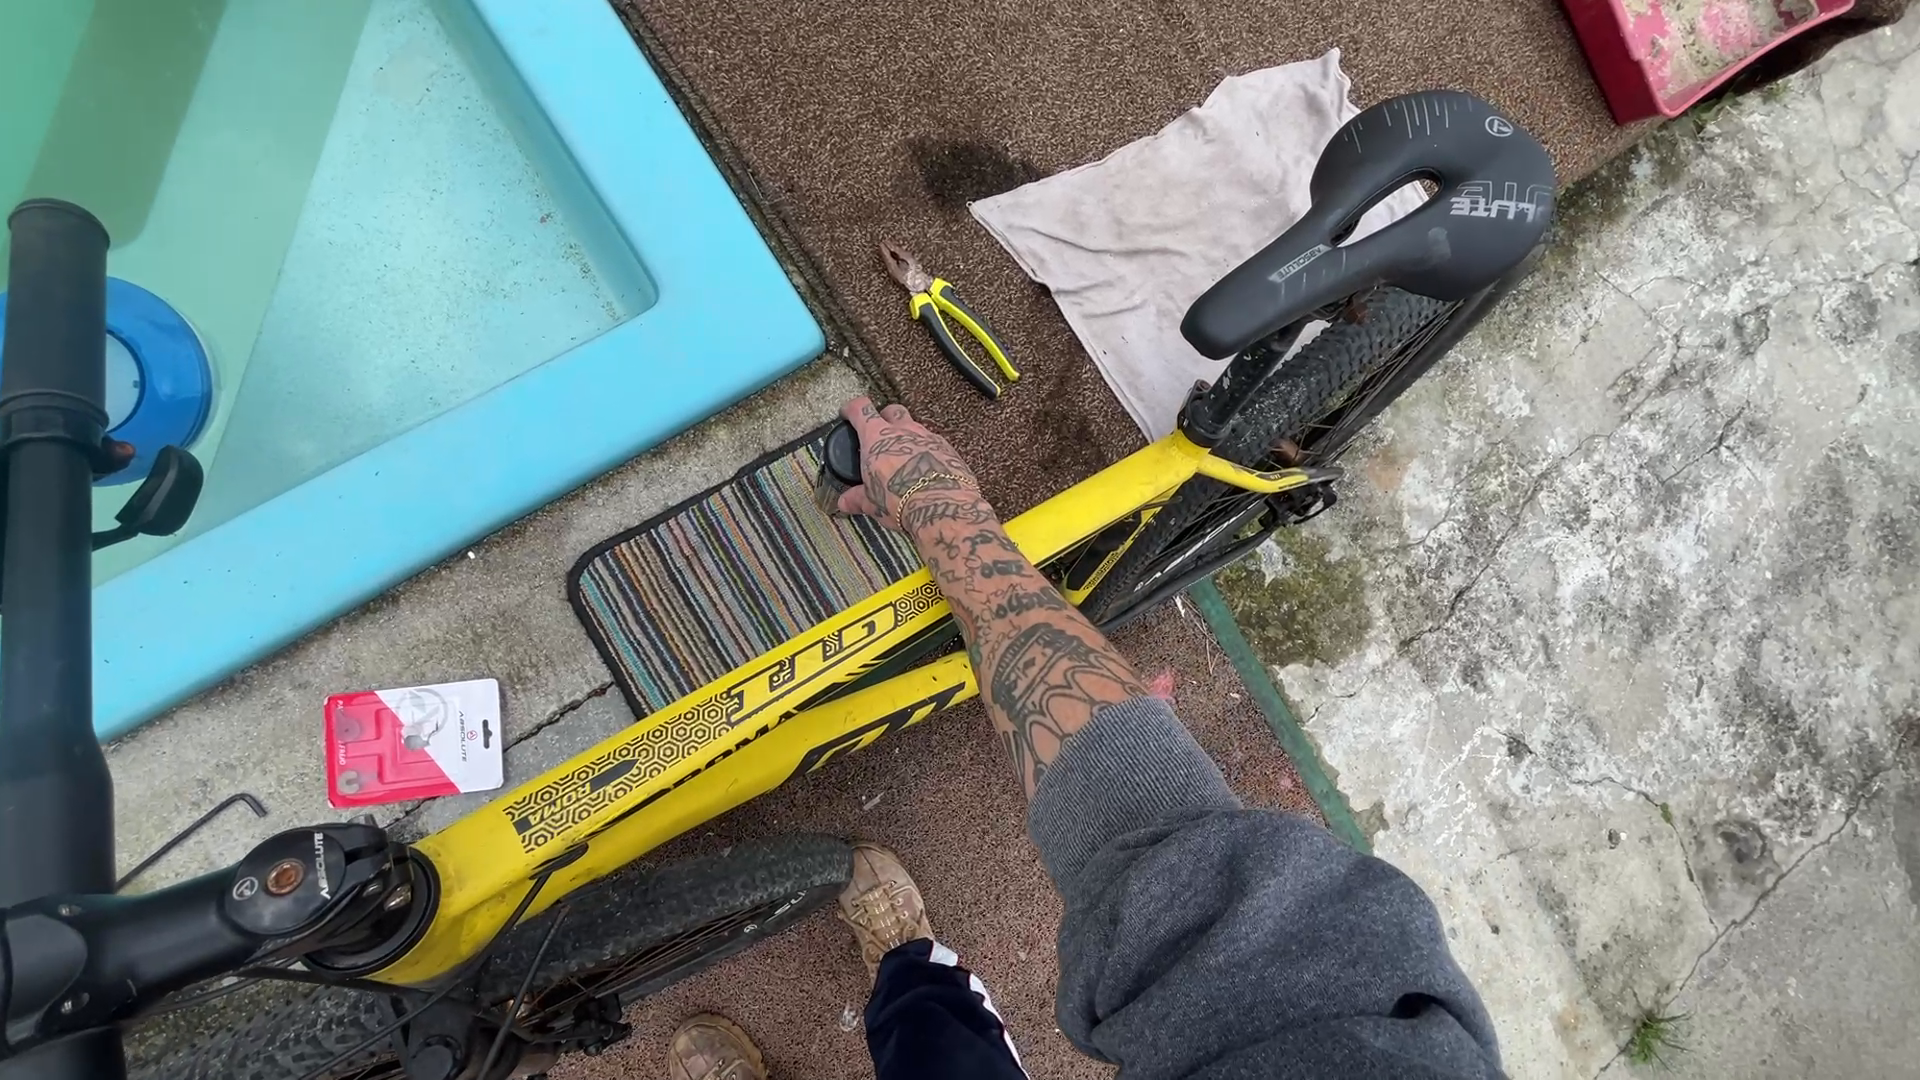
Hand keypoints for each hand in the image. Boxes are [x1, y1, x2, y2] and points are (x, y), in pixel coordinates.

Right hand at [834, 397, 983, 531]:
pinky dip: (929, 452)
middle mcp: (904, 431)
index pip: (861, 410)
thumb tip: (846, 502)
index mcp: (877, 437)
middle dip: (886, 417)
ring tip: (905, 456)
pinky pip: (936, 444)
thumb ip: (857, 498)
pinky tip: (927, 468)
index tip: (848, 413)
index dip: (852, 410)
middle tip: (881, 431)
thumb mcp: (872, 503)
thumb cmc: (902, 499)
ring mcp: (929, 437)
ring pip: (917, 427)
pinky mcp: (949, 450)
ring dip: (910, 437)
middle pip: (893, 410)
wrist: (942, 506)